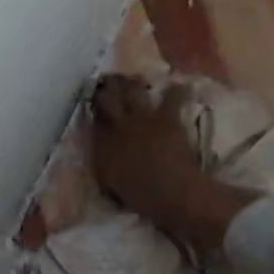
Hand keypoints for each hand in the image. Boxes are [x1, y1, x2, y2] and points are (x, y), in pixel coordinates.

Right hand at [90, 76, 257, 254]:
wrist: (168, 192)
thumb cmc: (137, 194)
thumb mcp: (108, 180)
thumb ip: (102, 158)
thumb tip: (99, 144)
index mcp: (102, 143)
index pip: (93, 117)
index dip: (92, 105)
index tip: (92, 100)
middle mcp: (118, 125)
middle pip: (107, 97)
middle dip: (107, 86)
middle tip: (108, 80)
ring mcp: (143, 119)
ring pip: (133, 89)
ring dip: (132, 82)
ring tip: (134, 78)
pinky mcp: (167, 117)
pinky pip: (173, 96)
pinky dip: (178, 91)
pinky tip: (181, 86)